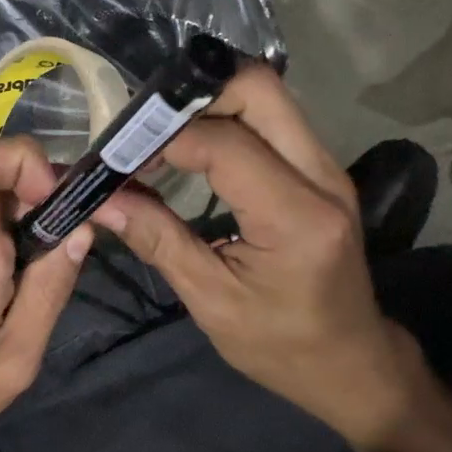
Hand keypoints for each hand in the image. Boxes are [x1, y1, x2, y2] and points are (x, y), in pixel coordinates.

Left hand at [0, 136, 92, 451]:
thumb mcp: (15, 356)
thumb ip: (49, 289)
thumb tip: (81, 231)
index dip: (20, 159)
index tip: (54, 201)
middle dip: (38, 194)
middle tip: (65, 245)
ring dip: (23, 219)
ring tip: (40, 274)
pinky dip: (2, 235)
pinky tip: (10, 285)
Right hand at [95, 64, 426, 450]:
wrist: (349, 362)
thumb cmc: (279, 345)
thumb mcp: (211, 301)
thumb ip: (158, 240)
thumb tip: (102, 200)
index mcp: (295, 218)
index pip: (224, 143)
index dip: (164, 138)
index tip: (118, 156)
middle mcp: (321, 177)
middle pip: (258, 89)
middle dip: (193, 96)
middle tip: (146, 133)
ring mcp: (327, 168)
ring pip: (267, 96)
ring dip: (209, 105)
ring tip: (162, 140)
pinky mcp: (321, 170)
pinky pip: (272, 119)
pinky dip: (226, 120)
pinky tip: (193, 150)